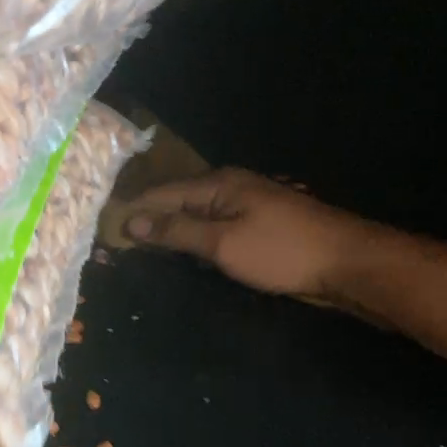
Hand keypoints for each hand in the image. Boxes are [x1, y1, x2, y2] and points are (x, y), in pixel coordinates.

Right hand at [117, 168, 379, 295]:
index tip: (102, 229)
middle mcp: (229, 189)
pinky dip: (193, 244)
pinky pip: (213, 233)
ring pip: (195, 219)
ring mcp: (245, 209)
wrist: (344, 263)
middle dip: (147, 221)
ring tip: (137, 252)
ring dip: (169, 234)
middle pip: (177, 203)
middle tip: (113, 243)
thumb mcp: (223, 243)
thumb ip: (177, 232)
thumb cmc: (282, 251)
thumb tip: (133, 222)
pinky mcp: (256, 230)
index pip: (161, 193)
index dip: (132, 211)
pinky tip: (180, 259)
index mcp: (219, 184)